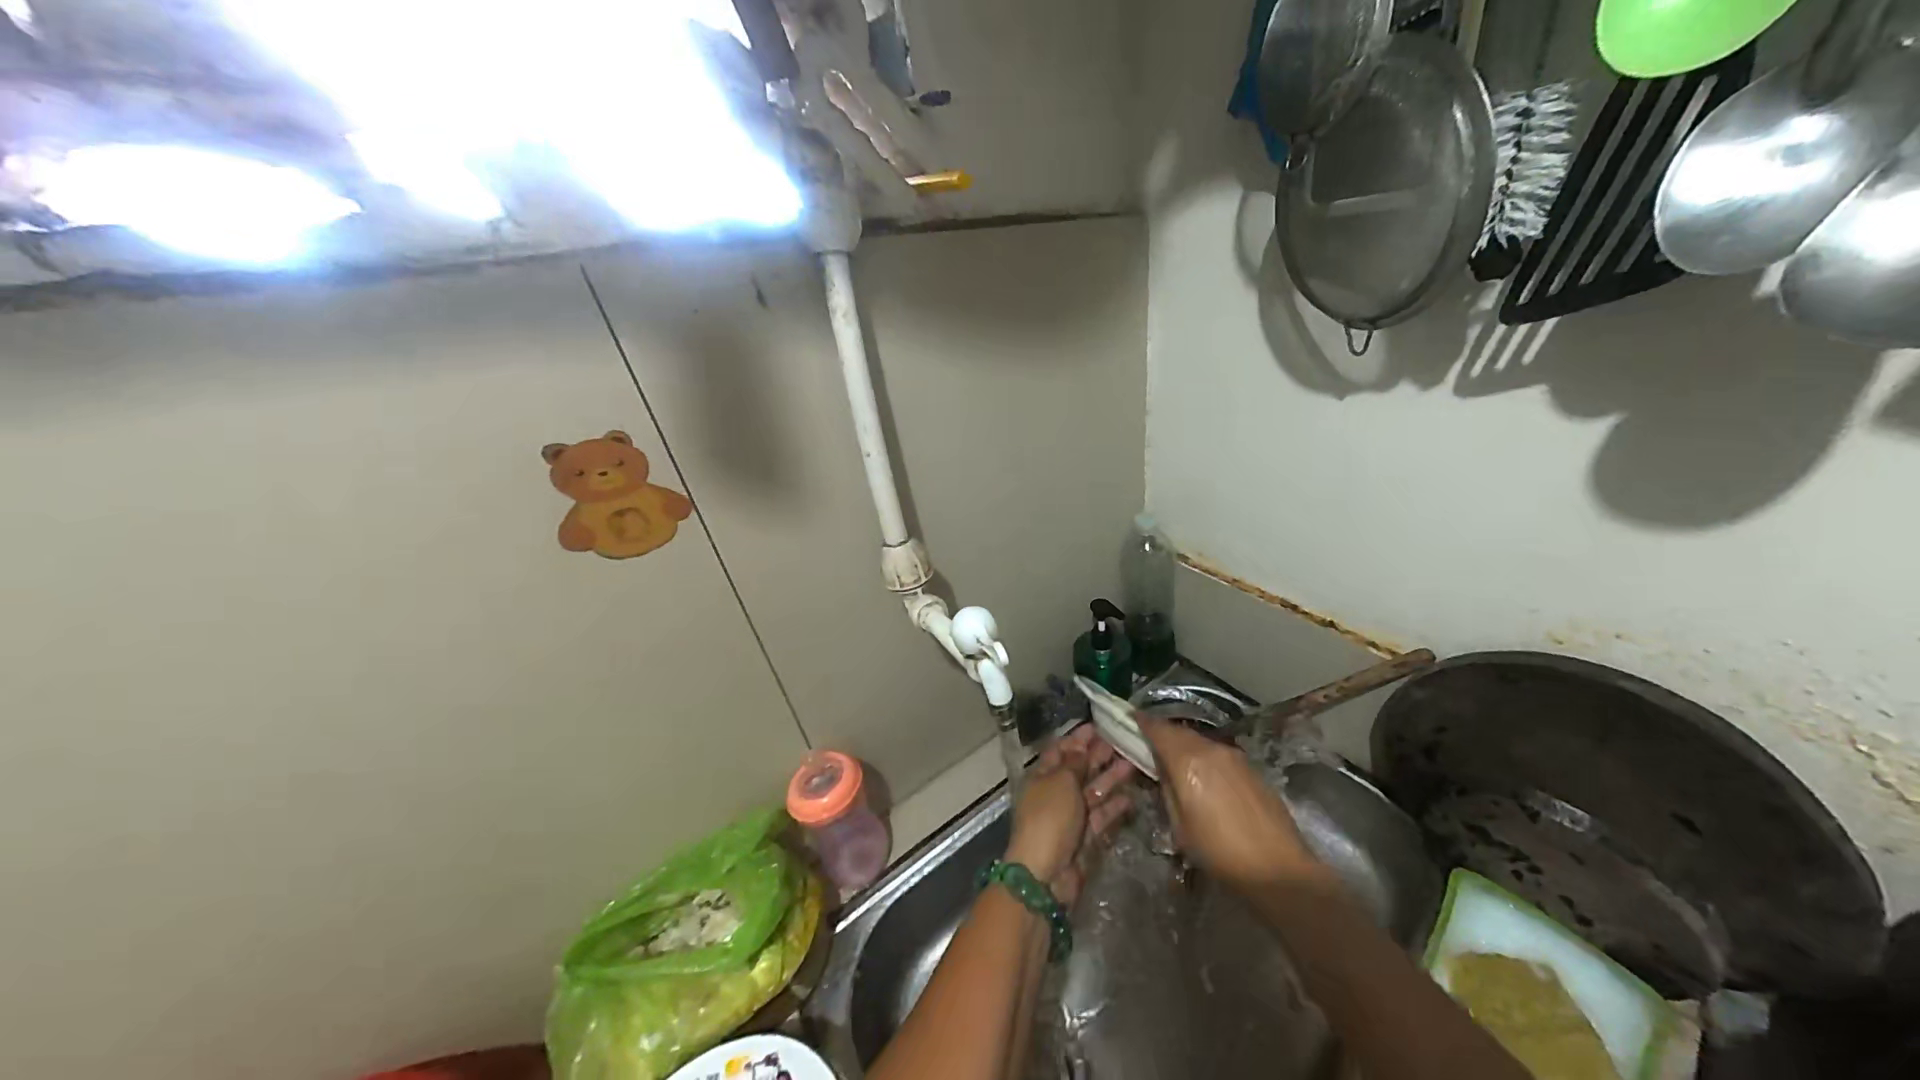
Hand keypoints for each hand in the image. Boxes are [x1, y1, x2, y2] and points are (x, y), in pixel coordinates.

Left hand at [1004, 724, 1135, 905]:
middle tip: (1122, 741)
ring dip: (1110, 777)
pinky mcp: (1084, 837)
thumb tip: (1081, 747)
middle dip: (1097, 755)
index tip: (1098, 726)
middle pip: (1078, 770)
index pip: (1060, 751)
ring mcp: (1070, 816)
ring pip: (1093, 792)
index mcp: (1042, 776)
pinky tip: (1130, 796)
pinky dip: (1114, 806)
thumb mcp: (1060, 783)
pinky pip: (1101, 816)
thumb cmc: (1049, 819)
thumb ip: (1074, 764)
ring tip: (1133, 763)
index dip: (1077, 739)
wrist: (1046, 873)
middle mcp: (1055, 793)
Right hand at [1137, 715, 1325, 893]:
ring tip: (1175, 760)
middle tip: (1148, 742)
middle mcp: (1211, 751)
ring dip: (1184, 745)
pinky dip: (1204, 756)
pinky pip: (1218, 753)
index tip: (1130, 718)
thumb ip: (1167, 790)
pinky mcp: (1251, 769)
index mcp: (1188, 762)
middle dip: (1163, 733)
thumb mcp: (1179, 826)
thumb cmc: (1220, 853)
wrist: (1278, 869)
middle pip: (1180, 732)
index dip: (1143, 722)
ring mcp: (1235, 758)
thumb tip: (1162, 770)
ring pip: (1201, 742)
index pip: (1159, 730)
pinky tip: (1204, 775)